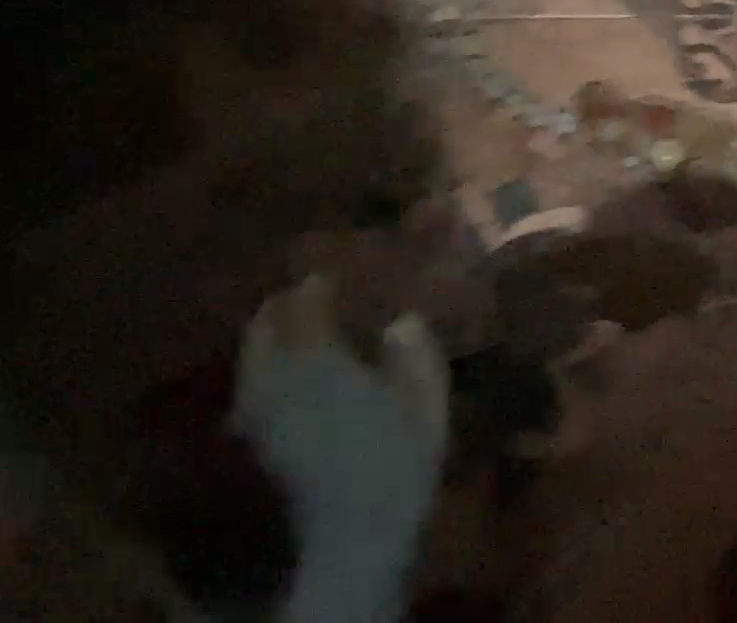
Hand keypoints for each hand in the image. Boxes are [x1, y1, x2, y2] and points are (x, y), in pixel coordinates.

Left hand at [231, 275, 446, 556]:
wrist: (359, 523)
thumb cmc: (403, 453)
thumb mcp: (427, 397)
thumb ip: (413, 353)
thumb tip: (402, 319)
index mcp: (325, 366)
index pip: (307, 315)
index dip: (314, 289)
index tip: (326, 271)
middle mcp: (284, 383)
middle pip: (265, 334)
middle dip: (279, 308)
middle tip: (300, 291)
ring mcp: (265, 413)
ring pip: (251, 361)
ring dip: (264, 336)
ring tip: (285, 322)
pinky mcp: (261, 439)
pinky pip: (250, 387)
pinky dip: (260, 366)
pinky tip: (276, 370)